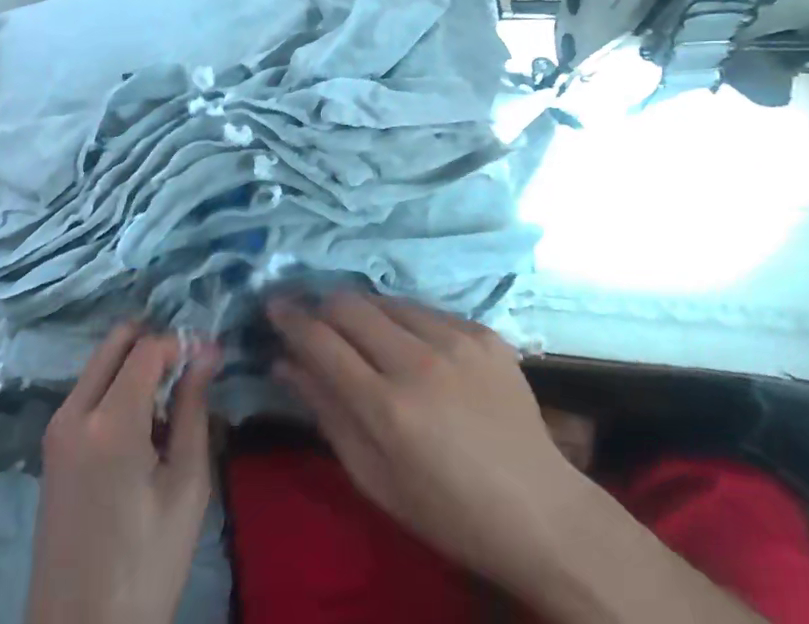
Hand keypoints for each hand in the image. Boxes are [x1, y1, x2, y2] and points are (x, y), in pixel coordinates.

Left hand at [27, 323, 219, 623]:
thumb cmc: (146, 561)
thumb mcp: (187, 486)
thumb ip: (193, 410)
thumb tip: (206, 354)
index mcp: (109, 423)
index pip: (147, 348)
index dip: (183, 343)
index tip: (212, 359)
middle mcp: (73, 412)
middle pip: (115, 341)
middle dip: (155, 342)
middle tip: (190, 369)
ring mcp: (55, 429)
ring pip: (100, 363)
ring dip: (136, 365)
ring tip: (173, 401)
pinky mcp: (51, 447)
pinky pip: (88, 392)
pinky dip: (119, 387)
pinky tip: (145, 423)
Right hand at [269, 292, 758, 623]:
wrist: (536, 507)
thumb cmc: (444, 509)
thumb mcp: (372, 476)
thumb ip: (325, 413)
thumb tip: (284, 364)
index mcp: (387, 406)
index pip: (320, 340)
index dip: (289, 319)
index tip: (273, 307)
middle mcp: (420, 360)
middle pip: (349, 305)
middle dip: (320, 306)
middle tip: (311, 318)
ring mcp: (457, 339)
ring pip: (386, 299)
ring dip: (361, 310)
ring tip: (358, 332)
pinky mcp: (484, 332)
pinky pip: (426, 309)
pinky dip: (404, 320)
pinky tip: (407, 344)